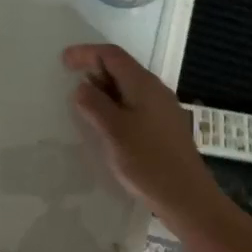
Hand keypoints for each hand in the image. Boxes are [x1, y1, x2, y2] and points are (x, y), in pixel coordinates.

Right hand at [63, 43, 217, 218]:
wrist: (188, 198)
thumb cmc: (148, 161)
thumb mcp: (114, 131)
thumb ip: (94, 105)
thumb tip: (82, 87)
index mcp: (143, 84)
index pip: (112, 54)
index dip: (86, 53)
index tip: (63, 62)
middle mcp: (156, 89)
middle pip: (122, 68)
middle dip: (95, 70)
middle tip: (70, 84)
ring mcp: (163, 108)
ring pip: (128, 88)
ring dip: (105, 90)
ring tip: (84, 106)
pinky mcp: (165, 127)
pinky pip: (135, 104)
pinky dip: (116, 106)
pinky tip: (107, 125)